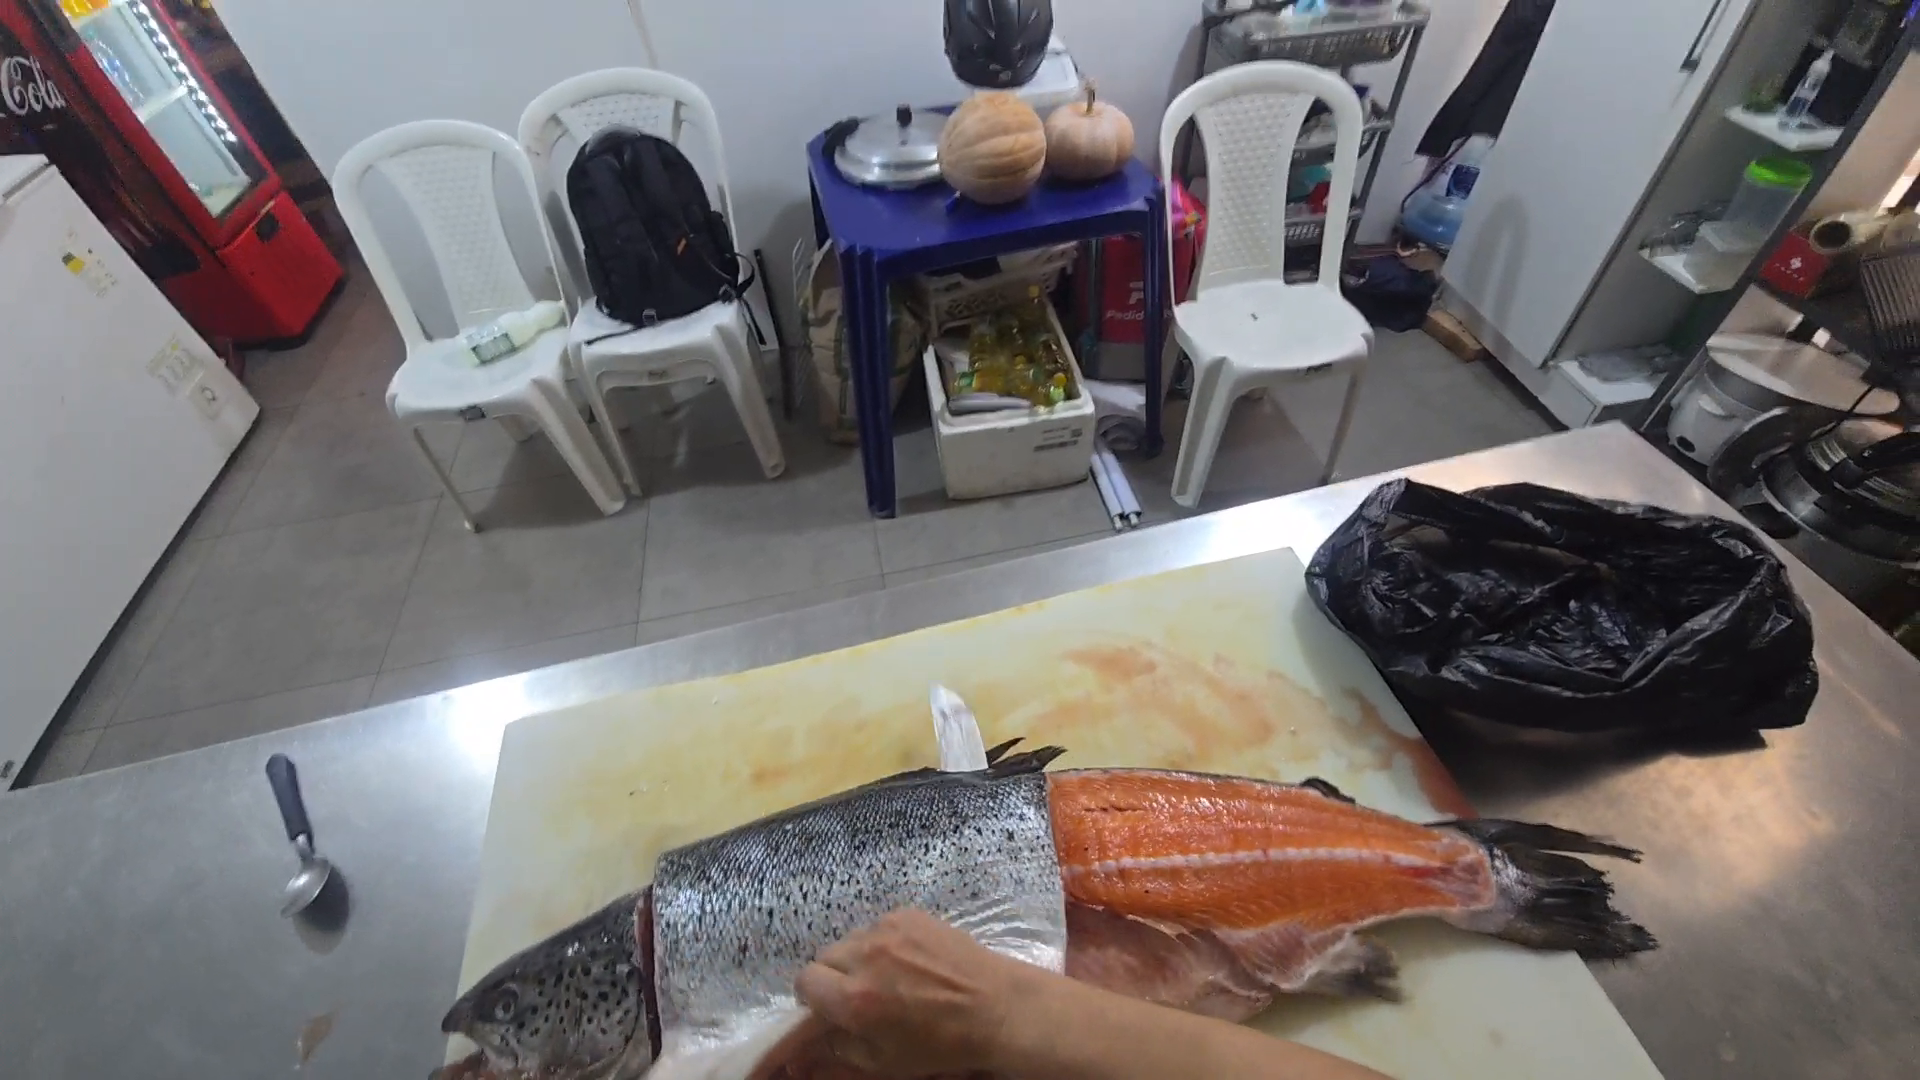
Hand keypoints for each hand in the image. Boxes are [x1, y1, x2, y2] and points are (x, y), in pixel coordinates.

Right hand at [794, 910, 1039, 1076]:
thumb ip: (836, 1051)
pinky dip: (882, 940)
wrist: (992, 1006)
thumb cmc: (938, 1044)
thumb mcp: (882, 1063)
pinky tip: (906, 958)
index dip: (813, 997)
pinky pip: (878, 925)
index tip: (830, 1008)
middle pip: (824, 957)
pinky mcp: (908, 913)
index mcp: (854, 998)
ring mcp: (888, 928)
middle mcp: (865, 955)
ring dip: (857, 956)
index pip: (805, 982)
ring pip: (851, 938)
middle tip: (857, 994)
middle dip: (832, 976)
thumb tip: (802, 1051)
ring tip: (886, 975)